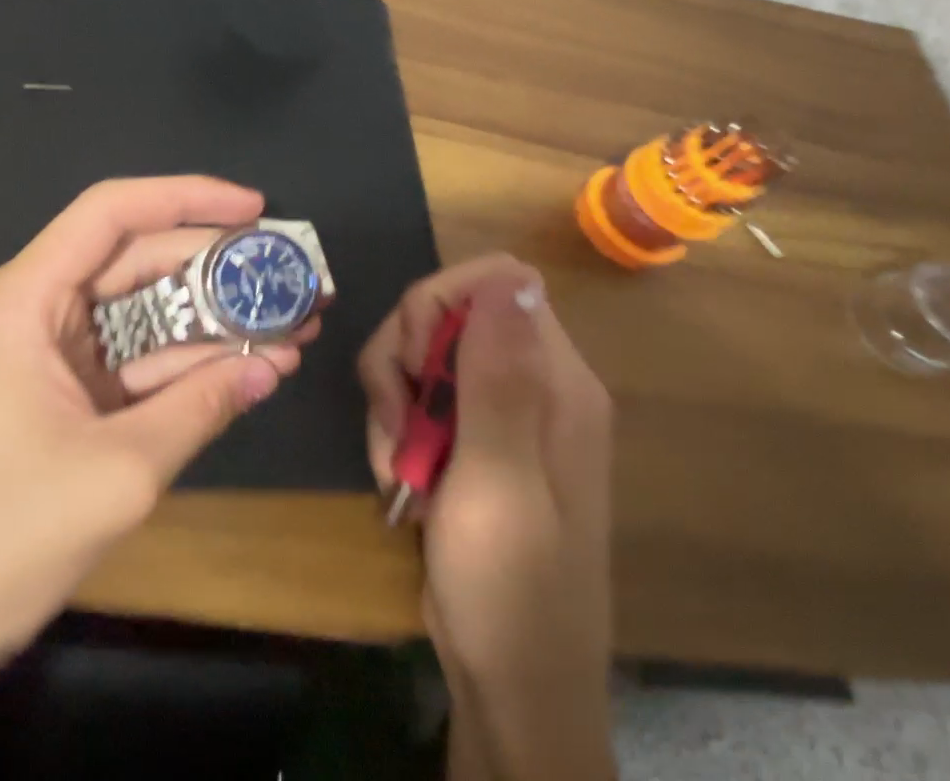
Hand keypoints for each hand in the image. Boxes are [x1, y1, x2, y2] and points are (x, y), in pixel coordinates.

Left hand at [0, 176, 316, 664]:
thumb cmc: (14, 532)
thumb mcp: (124, 466)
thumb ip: (201, 405)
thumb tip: (271, 363)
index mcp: (24, 301)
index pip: (109, 214)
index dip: (186, 198)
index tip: (255, 208)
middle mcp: (29, 312)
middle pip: (129, 261)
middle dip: (212, 268)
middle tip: (288, 279)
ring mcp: (42, 356)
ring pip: (134, 313)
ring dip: (205, 321)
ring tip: (286, 325)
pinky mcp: (55, 397)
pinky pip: (125, 362)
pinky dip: (179, 366)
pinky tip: (243, 369)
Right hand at [358, 255, 614, 777]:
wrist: (513, 673)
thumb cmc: (511, 585)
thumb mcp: (498, 483)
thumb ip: (500, 381)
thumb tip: (511, 276)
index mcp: (557, 383)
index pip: (497, 283)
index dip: (438, 304)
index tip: (416, 367)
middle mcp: (533, 385)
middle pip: (445, 315)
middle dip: (401, 363)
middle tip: (398, 428)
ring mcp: (500, 415)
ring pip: (421, 358)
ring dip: (391, 404)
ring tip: (400, 469)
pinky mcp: (471, 443)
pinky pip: (417, 401)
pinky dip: (395, 431)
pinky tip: (402, 480)